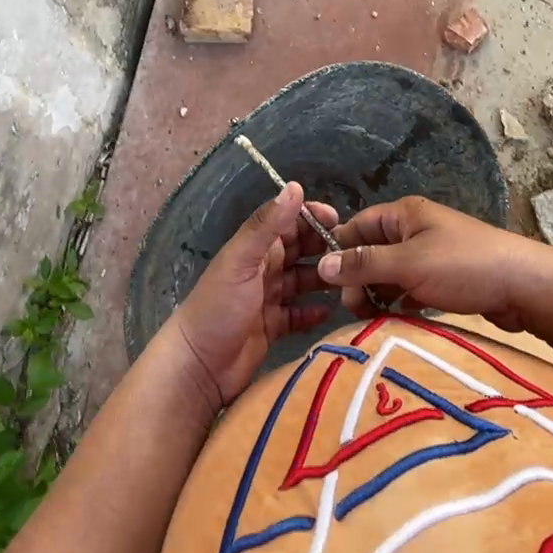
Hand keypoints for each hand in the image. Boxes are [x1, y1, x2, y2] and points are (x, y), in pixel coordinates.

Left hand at [166, 183, 337, 409]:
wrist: (198, 366)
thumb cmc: (218, 306)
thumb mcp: (241, 260)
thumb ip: (267, 225)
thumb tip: (295, 186)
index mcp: (255, 248)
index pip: (289, 222)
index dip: (313, 219)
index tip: (341, 222)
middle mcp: (263, 268)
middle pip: (300, 250)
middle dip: (325, 248)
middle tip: (355, 255)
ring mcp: (268, 298)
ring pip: (303, 281)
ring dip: (324, 279)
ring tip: (351, 282)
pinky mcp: (273, 327)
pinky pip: (299, 314)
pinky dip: (314, 312)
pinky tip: (332, 312)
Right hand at [316, 196, 552, 329]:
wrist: (524, 287)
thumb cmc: (464, 266)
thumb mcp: (408, 264)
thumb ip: (364, 264)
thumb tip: (321, 265)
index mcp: (405, 215)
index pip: (358, 226)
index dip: (339, 250)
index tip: (324, 282)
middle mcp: (416, 230)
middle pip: (373, 252)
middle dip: (359, 279)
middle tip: (355, 309)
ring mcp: (432, 256)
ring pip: (391, 274)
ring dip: (378, 294)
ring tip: (372, 319)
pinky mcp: (445, 280)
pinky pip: (411, 289)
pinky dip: (401, 303)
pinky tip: (397, 319)